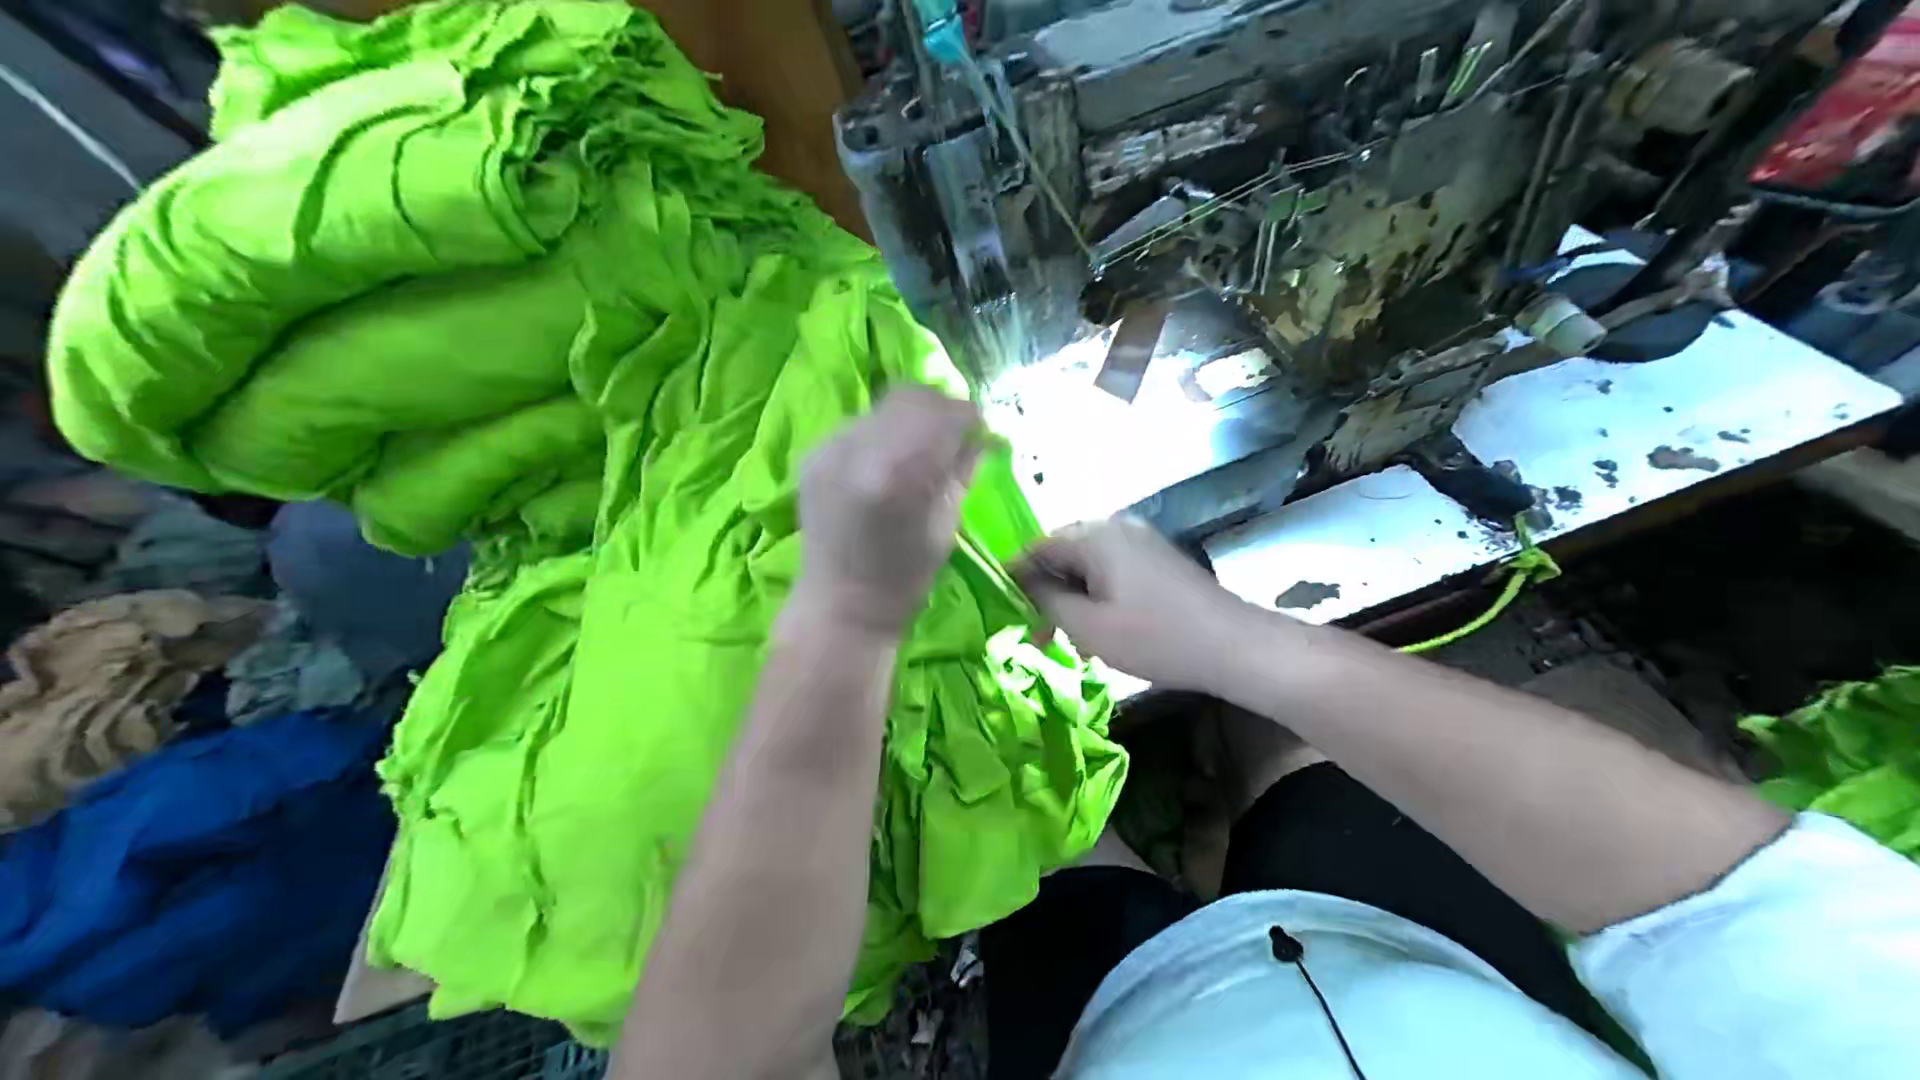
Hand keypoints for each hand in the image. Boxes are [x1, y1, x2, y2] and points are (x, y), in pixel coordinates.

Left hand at [792, 386, 981, 635]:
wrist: (840, 604)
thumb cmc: (904, 577)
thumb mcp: (947, 524)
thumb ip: (960, 469)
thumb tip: (977, 436)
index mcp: (899, 472)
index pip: (943, 414)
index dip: (968, 416)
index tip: (978, 429)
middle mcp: (859, 449)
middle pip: (910, 396)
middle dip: (938, 409)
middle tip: (951, 433)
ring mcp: (829, 448)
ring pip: (882, 407)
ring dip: (908, 421)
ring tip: (916, 451)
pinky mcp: (812, 454)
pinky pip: (858, 425)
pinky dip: (879, 435)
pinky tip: (883, 464)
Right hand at [1016, 517, 1253, 688]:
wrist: (1234, 646)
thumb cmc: (1155, 638)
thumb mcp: (1088, 626)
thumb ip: (1045, 598)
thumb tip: (1019, 580)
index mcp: (1095, 536)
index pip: (1036, 547)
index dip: (1017, 578)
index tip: (1007, 612)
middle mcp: (1115, 526)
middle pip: (1062, 553)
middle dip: (1046, 592)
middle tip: (1038, 634)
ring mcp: (1140, 539)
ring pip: (1086, 564)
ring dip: (1072, 598)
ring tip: (1069, 639)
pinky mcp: (1156, 557)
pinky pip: (1111, 569)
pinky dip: (1097, 595)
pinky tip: (1100, 629)